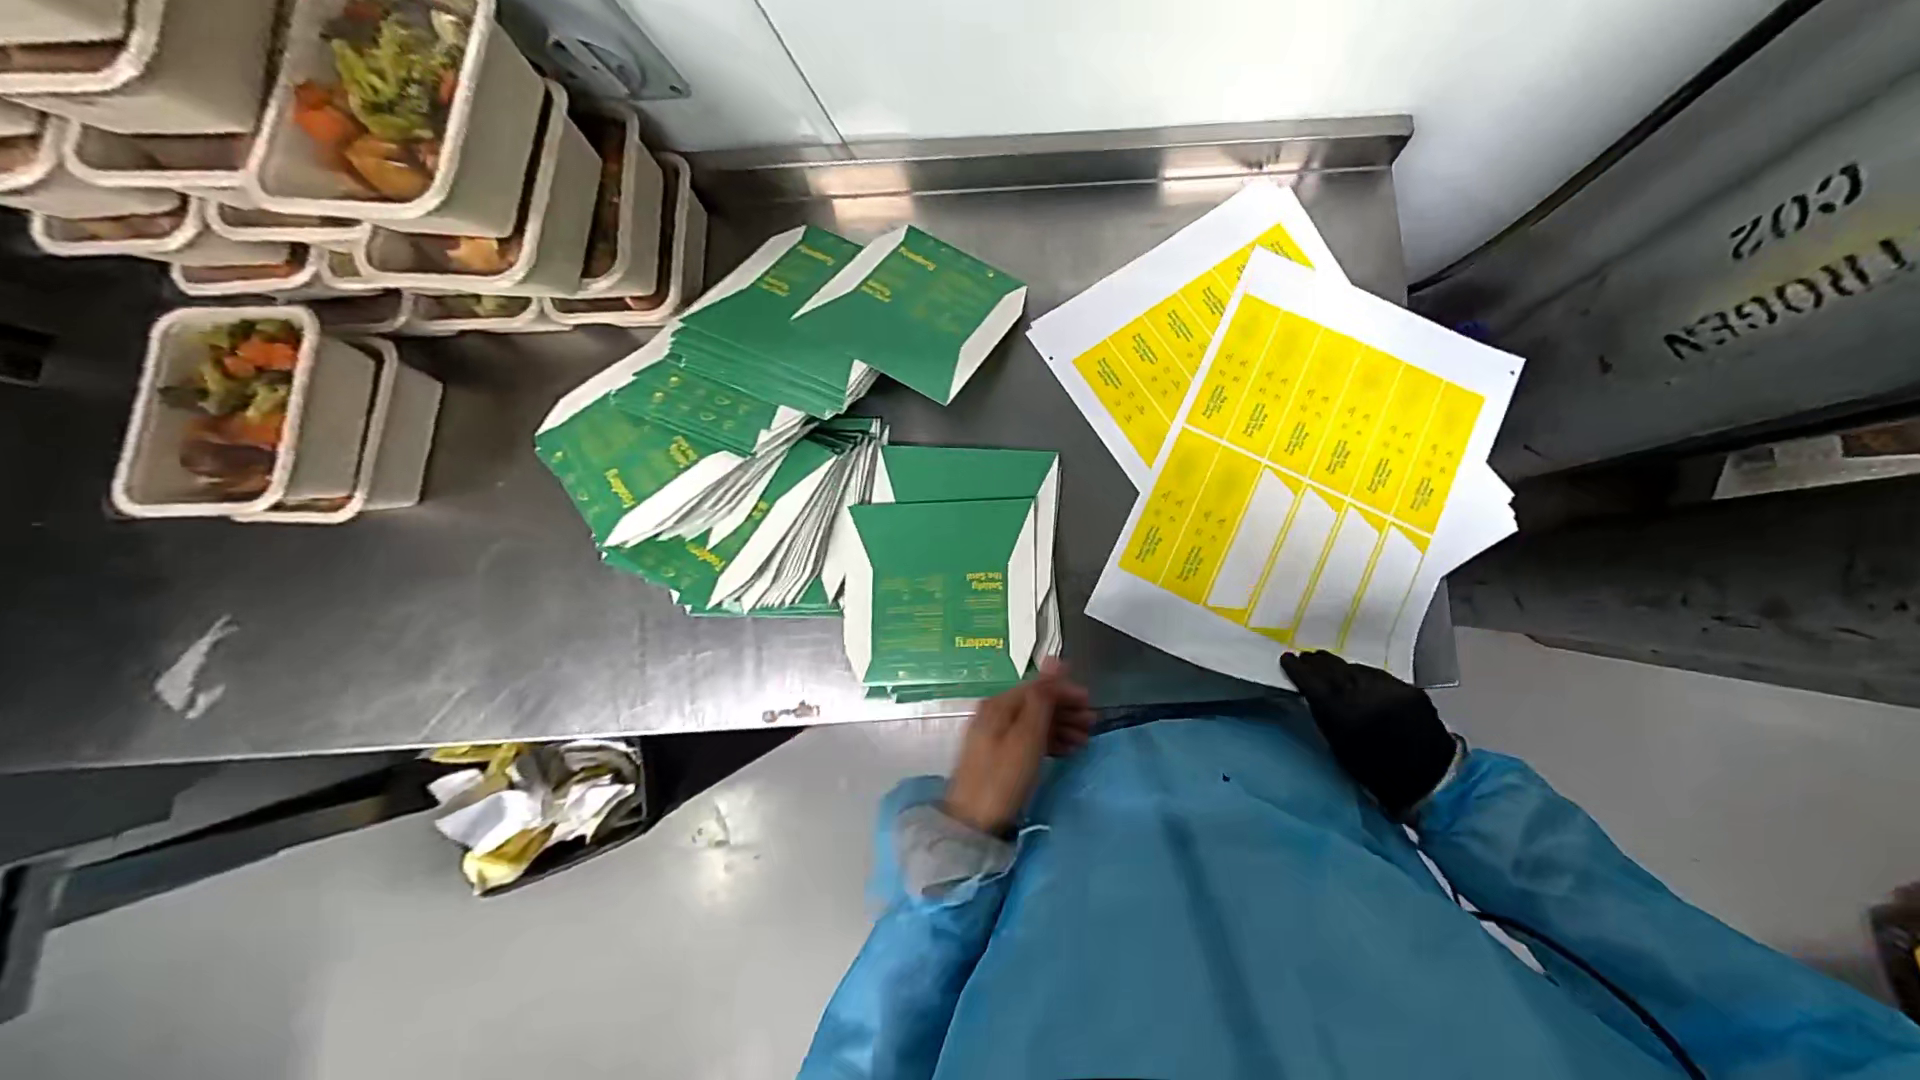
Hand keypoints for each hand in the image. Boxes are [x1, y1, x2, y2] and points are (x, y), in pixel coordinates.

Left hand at [943, 659, 1093, 835]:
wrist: (972, 822)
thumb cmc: (1003, 777)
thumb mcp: (1027, 736)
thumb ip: (1042, 698)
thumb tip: (1053, 661)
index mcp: (998, 705)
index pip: (1036, 687)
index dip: (1064, 690)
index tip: (1090, 702)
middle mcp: (994, 714)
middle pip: (1035, 703)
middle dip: (1065, 709)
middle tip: (1092, 722)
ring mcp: (994, 735)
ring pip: (1033, 722)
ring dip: (1060, 726)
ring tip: (1084, 740)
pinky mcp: (997, 756)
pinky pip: (1028, 739)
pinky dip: (1049, 741)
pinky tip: (1065, 751)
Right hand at [1280, 650, 1456, 819]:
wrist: (1429, 780)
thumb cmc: (1374, 772)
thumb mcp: (1337, 744)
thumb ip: (1324, 713)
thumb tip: (1312, 690)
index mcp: (1342, 713)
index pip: (1311, 680)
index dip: (1296, 668)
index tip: (1286, 658)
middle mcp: (1365, 695)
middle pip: (1332, 668)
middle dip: (1316, 662)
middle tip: (1304, 657)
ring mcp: (1390, 689)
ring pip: (1355, 668)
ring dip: (1340, 667)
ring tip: (1329, 666)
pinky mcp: (1409, 689)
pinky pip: (1378, 675)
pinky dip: (1364, 674)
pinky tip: (1358, 676)